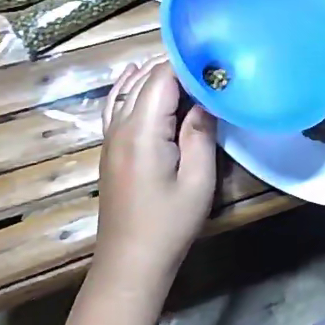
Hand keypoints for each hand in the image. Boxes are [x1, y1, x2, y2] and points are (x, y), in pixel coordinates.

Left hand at [92, 59, 218, 290]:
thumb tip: (206, 99)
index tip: (214, 62)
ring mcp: (110, 135)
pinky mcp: (109, 146)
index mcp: (142, 130)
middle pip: (145, 79)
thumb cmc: (169, 224)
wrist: (130, 262)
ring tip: (187, 72)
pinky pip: (115, 103)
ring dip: (155, 75)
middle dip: (175, 68)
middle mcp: (121, 125)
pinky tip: (134, 73)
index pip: (162, 78)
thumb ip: (200, 133)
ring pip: (129, 88)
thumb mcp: (197, 180)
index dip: (187, 65)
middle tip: (208, 69)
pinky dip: (128, 85)